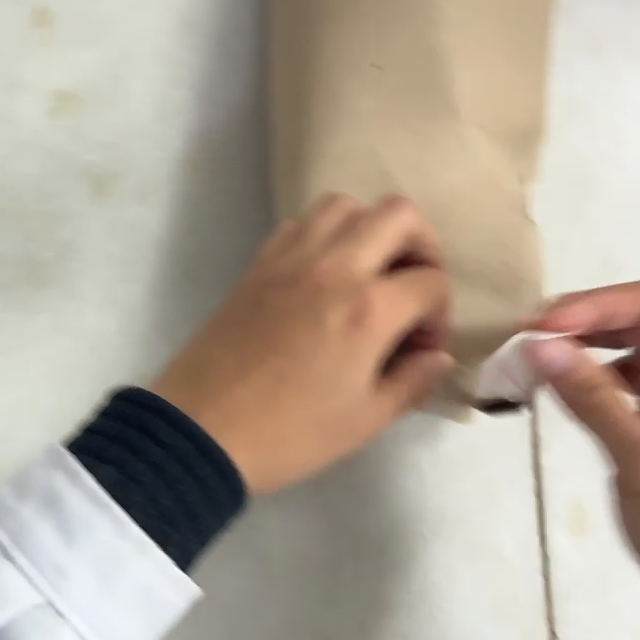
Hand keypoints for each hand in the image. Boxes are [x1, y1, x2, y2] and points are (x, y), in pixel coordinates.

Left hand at [150, 194, 453, 496]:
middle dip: (420, 247)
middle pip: (397, 215)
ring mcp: (287, 260)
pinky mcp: (254, 266)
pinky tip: (319, 279)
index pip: (431, 282)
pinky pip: (296, 225)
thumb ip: (412, 381)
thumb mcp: (364, 419)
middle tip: (410, 292)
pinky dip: (319, 236)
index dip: (439, 316)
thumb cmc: (288, 433)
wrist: (200, 428)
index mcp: (367, 307)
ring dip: (367, 229)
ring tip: (367, 276)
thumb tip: (437, 355)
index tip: (418, 349)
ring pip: (341, 205)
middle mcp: (331, 267)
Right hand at [526, 279, 639, 639]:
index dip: (594, 304)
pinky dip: (583, 378)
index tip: (538, 328)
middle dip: (579, 322)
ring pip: (626, 348)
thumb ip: (590, 396)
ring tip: (527, 362)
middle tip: (521, 342)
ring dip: (577, 348)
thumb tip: (536, 343)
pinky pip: (620, 381)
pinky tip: (552, 389)